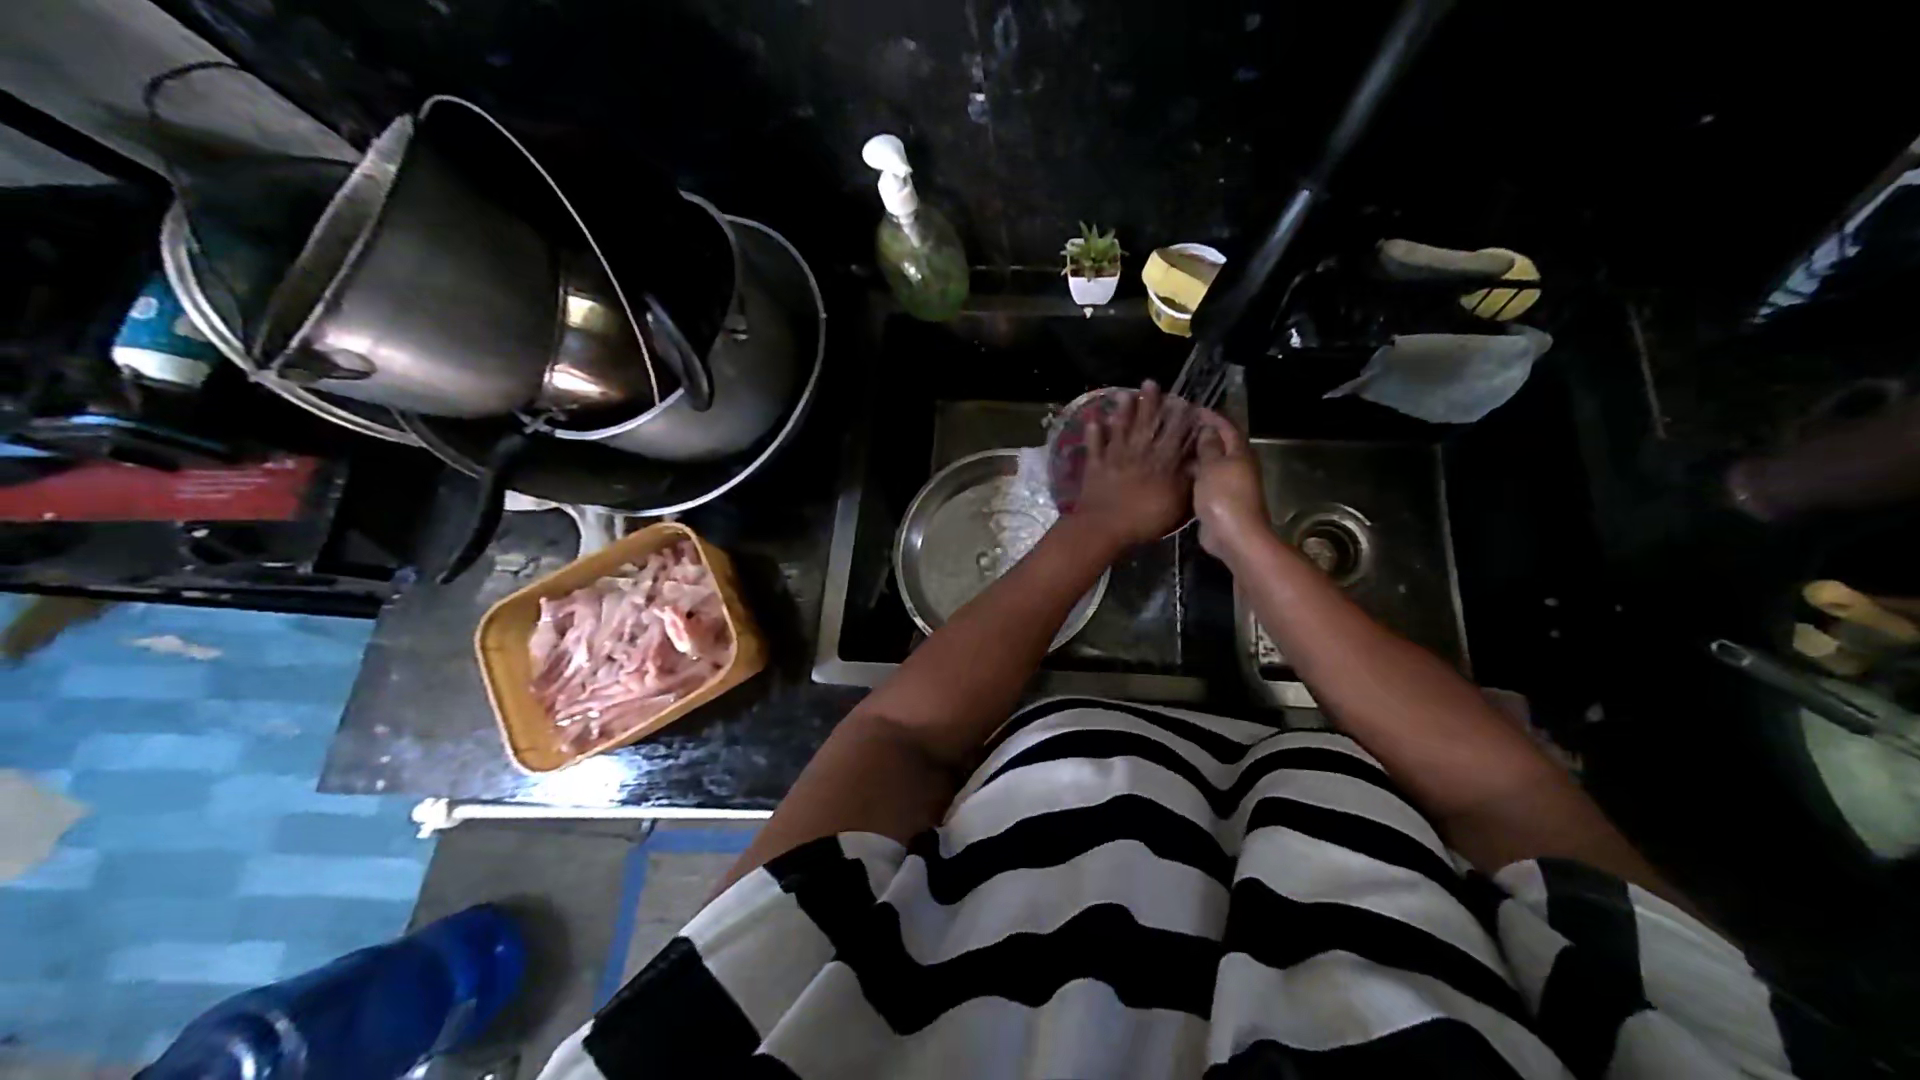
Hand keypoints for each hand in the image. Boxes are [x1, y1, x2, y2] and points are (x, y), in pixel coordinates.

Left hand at [1071, 380, 1194, 548]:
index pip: (1174, 435)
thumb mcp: (1178, 502)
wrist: (1106, 527)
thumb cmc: (1146, 518)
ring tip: (1124, 393)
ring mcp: (1114, 459)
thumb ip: (1189, 480)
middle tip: (1150, 382)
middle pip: (1146, 425)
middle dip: (1150, 403)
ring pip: (1120, 430)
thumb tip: (1200, 461)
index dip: (1179, 417)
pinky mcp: (1094, 468)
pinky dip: (1093, 433)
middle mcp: (1139, 454)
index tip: (1183, 399)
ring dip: (1123, 412)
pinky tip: (1093, 420)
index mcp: (1161, 463)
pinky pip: (1094, 447)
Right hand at [1192, 407, 1268, 559]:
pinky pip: (1206, 481)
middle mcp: (1238, 466)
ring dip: (1197, 455)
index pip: (1228, 427)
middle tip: (1180, 427)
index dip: (1213, 417)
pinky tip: (1178, 474)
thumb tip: (1209, 429)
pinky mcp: (1220, 501)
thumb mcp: (1213, 466)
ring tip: (1174, 448)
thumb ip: (1209, 447)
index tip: (1193, 409)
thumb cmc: (1224, 497)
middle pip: (1221, 445)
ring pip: (1212, 464)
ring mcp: (1230, 485)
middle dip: (1204, 435)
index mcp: (1240, 453)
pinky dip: (1194, 474)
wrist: (1234, 536)